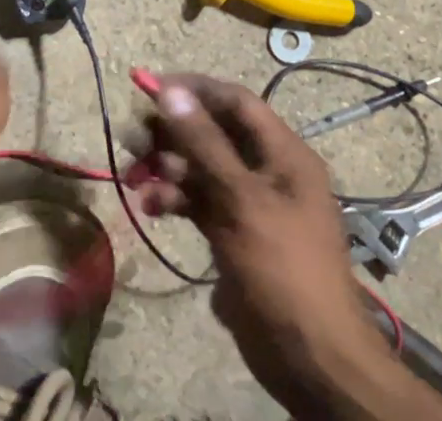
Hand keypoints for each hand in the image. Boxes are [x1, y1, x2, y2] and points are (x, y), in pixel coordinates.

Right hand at [131, 75, 386, 406]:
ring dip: (165, 168)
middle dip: (171, 133)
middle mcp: (266, 171)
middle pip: (212, 133)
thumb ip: (203, 143)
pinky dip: (172, 199)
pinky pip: (196, 201)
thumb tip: (169, 90)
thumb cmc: (282, 268)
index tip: (146, 87)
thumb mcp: (241, 199)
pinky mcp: (232, 232)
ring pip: (199, 168)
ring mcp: (248, 203)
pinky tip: (151, 208)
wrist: (309, 354)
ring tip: (134, 177)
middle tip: (132, 139)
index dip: (192, 89)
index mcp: (283, 155)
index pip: (235, 102)